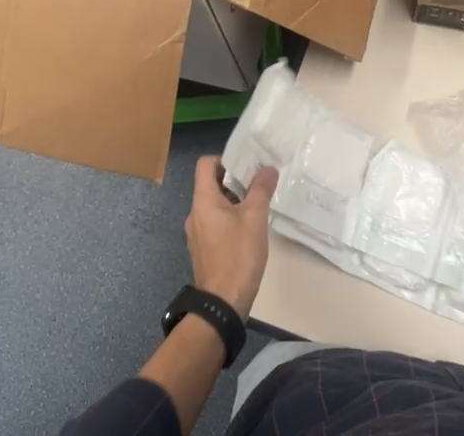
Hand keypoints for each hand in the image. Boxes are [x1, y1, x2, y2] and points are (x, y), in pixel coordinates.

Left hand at [186, 155, 277, 317]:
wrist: (222, 302)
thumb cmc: (238, 255)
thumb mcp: (255, 218)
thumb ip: (261, 189)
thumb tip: (268, 168)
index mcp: (203, 201)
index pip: (206, 164)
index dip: (225, 159)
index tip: (247, 166)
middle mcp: (195, 213)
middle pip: (211, 184)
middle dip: (235, 180)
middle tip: (258, 183)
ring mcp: (197, 233)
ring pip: (214, 205)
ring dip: (234, 200)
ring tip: (257, 205)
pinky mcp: (203, 248)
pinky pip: (215, 223)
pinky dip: (230, 219)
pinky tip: (249, 229)